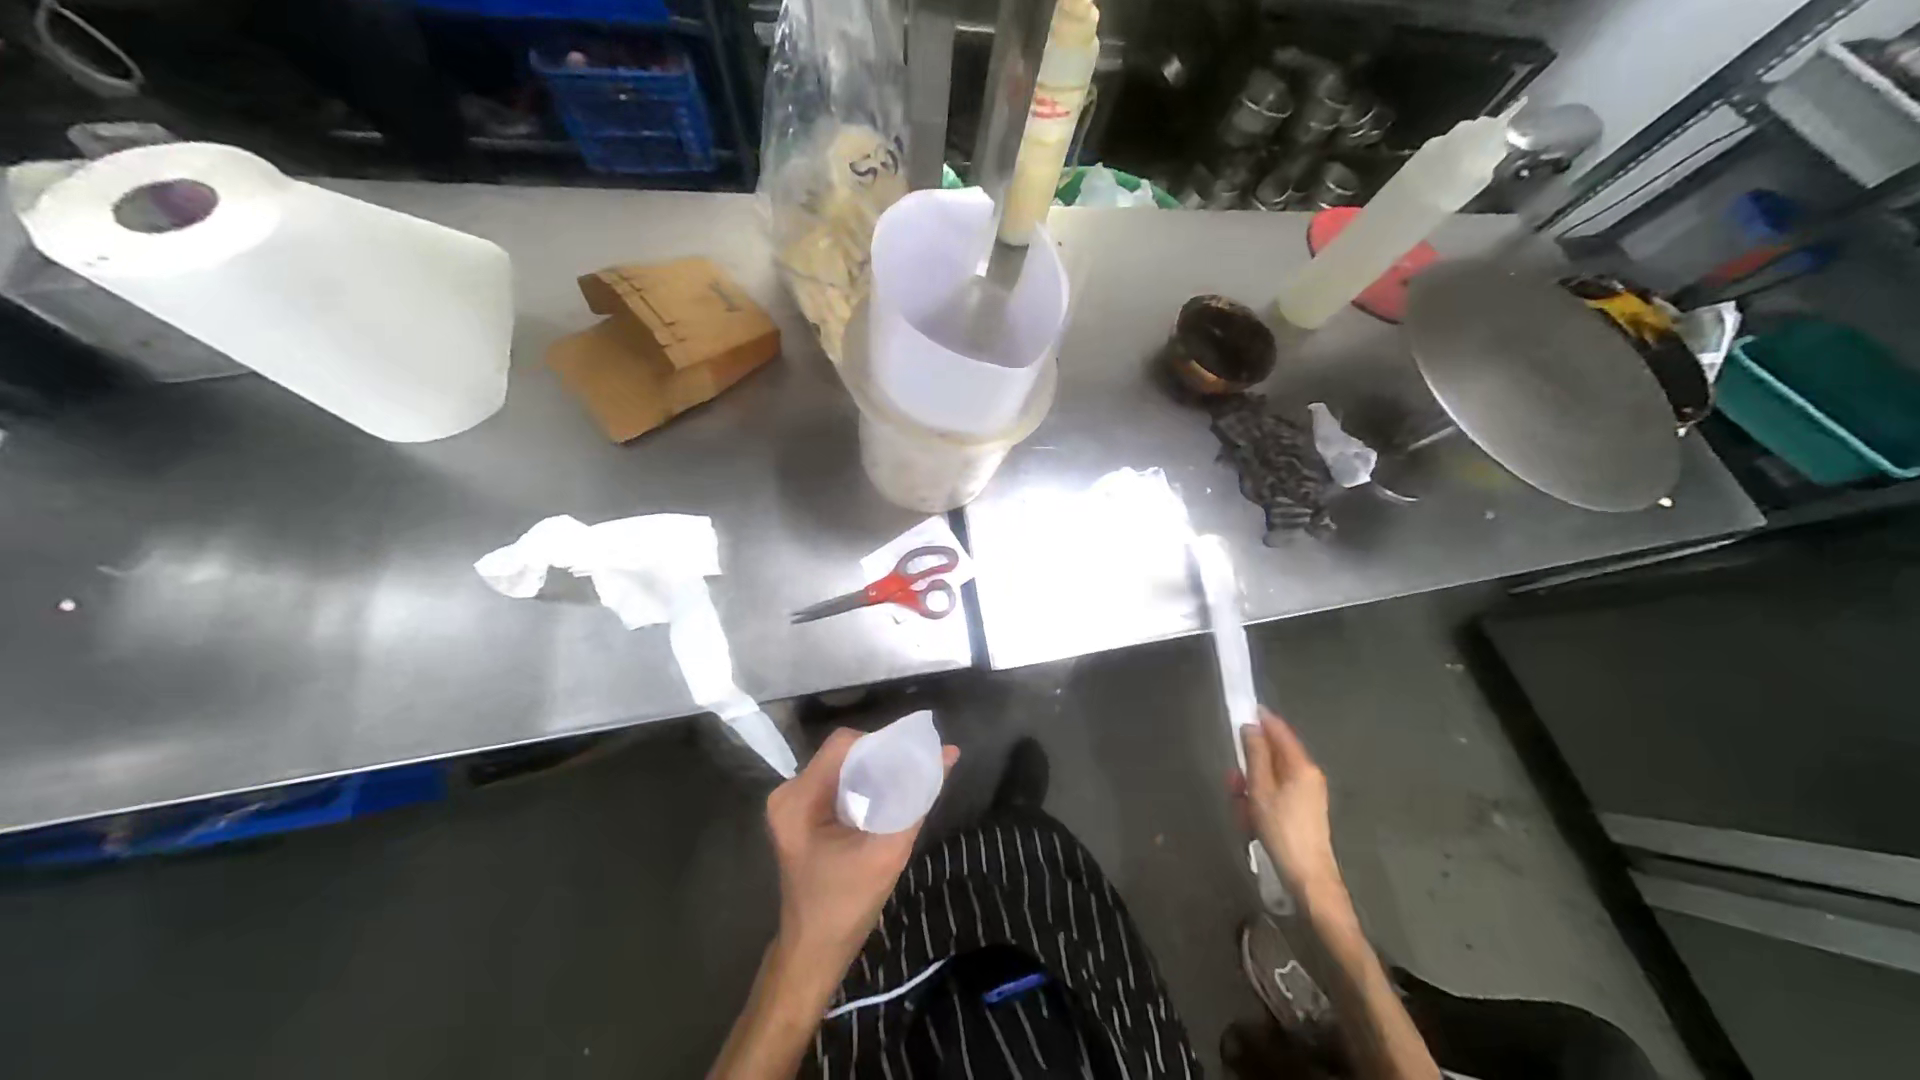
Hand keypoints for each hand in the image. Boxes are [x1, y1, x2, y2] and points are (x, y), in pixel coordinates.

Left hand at [766, 728, 958, 964]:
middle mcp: (790, 792)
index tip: (914, 760)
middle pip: (843, 755)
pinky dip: (865, 789)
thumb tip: (948, 754)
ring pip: (843, 769)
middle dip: (883, 760)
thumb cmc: (846, 904)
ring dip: (876, 775)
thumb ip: (917, 798)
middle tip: (916, 774)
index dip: (883, 744)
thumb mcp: (888, 851)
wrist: (815, 952)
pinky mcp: (802, 816)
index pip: (844, 744)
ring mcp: (793, 804)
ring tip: (907, 787)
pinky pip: (838, 786)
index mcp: (799, 797)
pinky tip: (888, 802)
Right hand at [1232, 707, 1340, 896]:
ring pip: (1271, 776)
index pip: (1281, 731)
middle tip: (1233, 782)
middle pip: (1273, 756)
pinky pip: (1275, 793)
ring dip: (1251, 787)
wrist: (1308, 875)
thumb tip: (1251, 727)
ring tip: (1241, 809)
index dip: (1263, 719)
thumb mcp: (1261, 789)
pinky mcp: (1303, 809)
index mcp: (1301, 766)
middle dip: (1249, 765)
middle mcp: (1308, 774)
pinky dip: (1260, 799)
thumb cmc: (1282, 829)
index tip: (1243, 708)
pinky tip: (1250, 819)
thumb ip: (1255, 755)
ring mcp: (1307, 793)